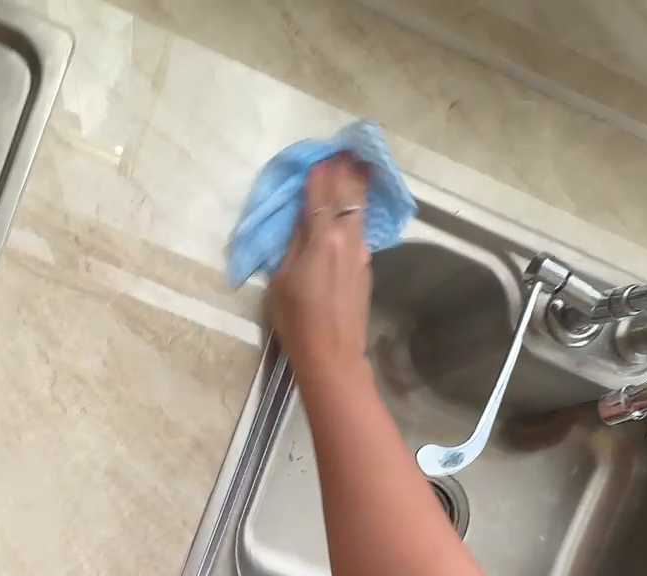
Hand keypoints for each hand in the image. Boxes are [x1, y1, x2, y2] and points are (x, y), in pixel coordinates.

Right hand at [269, 155, 372, 376]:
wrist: (332, 355)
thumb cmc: (297, 321)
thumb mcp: (281, 281)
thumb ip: (292, 245)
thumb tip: (301, 222)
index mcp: (320, 238)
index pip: (319, 194)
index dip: (319, 174)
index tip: (320, 156)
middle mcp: (345, 238)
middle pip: (346, 196)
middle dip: (345, 171)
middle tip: (348, 149)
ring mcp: (360, 254)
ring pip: (358, 212)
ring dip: (356, 189)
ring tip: (358, 168)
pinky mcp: (365, 269)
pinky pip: (360, 232)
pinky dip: (356, 214)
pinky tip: (353, 210)